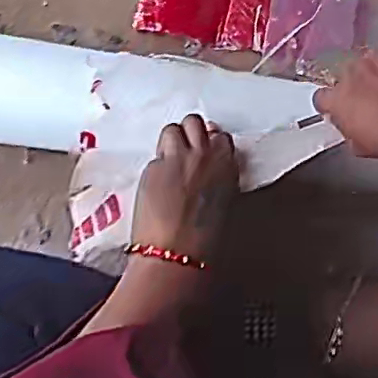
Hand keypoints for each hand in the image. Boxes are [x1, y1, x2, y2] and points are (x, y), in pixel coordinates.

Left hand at [130, 114, 236, 258]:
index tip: (206, 151)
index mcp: (226, 163)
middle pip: (194, 122)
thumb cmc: (206, 238)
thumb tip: (210, 169)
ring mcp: (175, 158)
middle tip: (186, 148)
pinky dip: (156, 167)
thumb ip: (220, 176)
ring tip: (170, 159)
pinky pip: (154, 158)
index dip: (210, 142)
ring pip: (171, 130)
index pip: (220, 136)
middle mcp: (202, 154)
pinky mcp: (151, 169)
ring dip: (171, 141)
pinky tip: (157, 184)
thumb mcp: (226, 201)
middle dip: (189, 132)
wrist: (176, 255)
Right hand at [312, 51, 377, 158]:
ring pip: (356, 66)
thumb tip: (344, 119)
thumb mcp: (355, 144)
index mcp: (334, 99)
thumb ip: (343, 126)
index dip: (330, 104)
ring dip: (362, 75)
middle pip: (338, 78)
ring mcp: (365, 62)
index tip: (340, 109)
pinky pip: (374, 59)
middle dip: (347, 88)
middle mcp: (345, 75)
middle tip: (362, 100)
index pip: (321, 97)